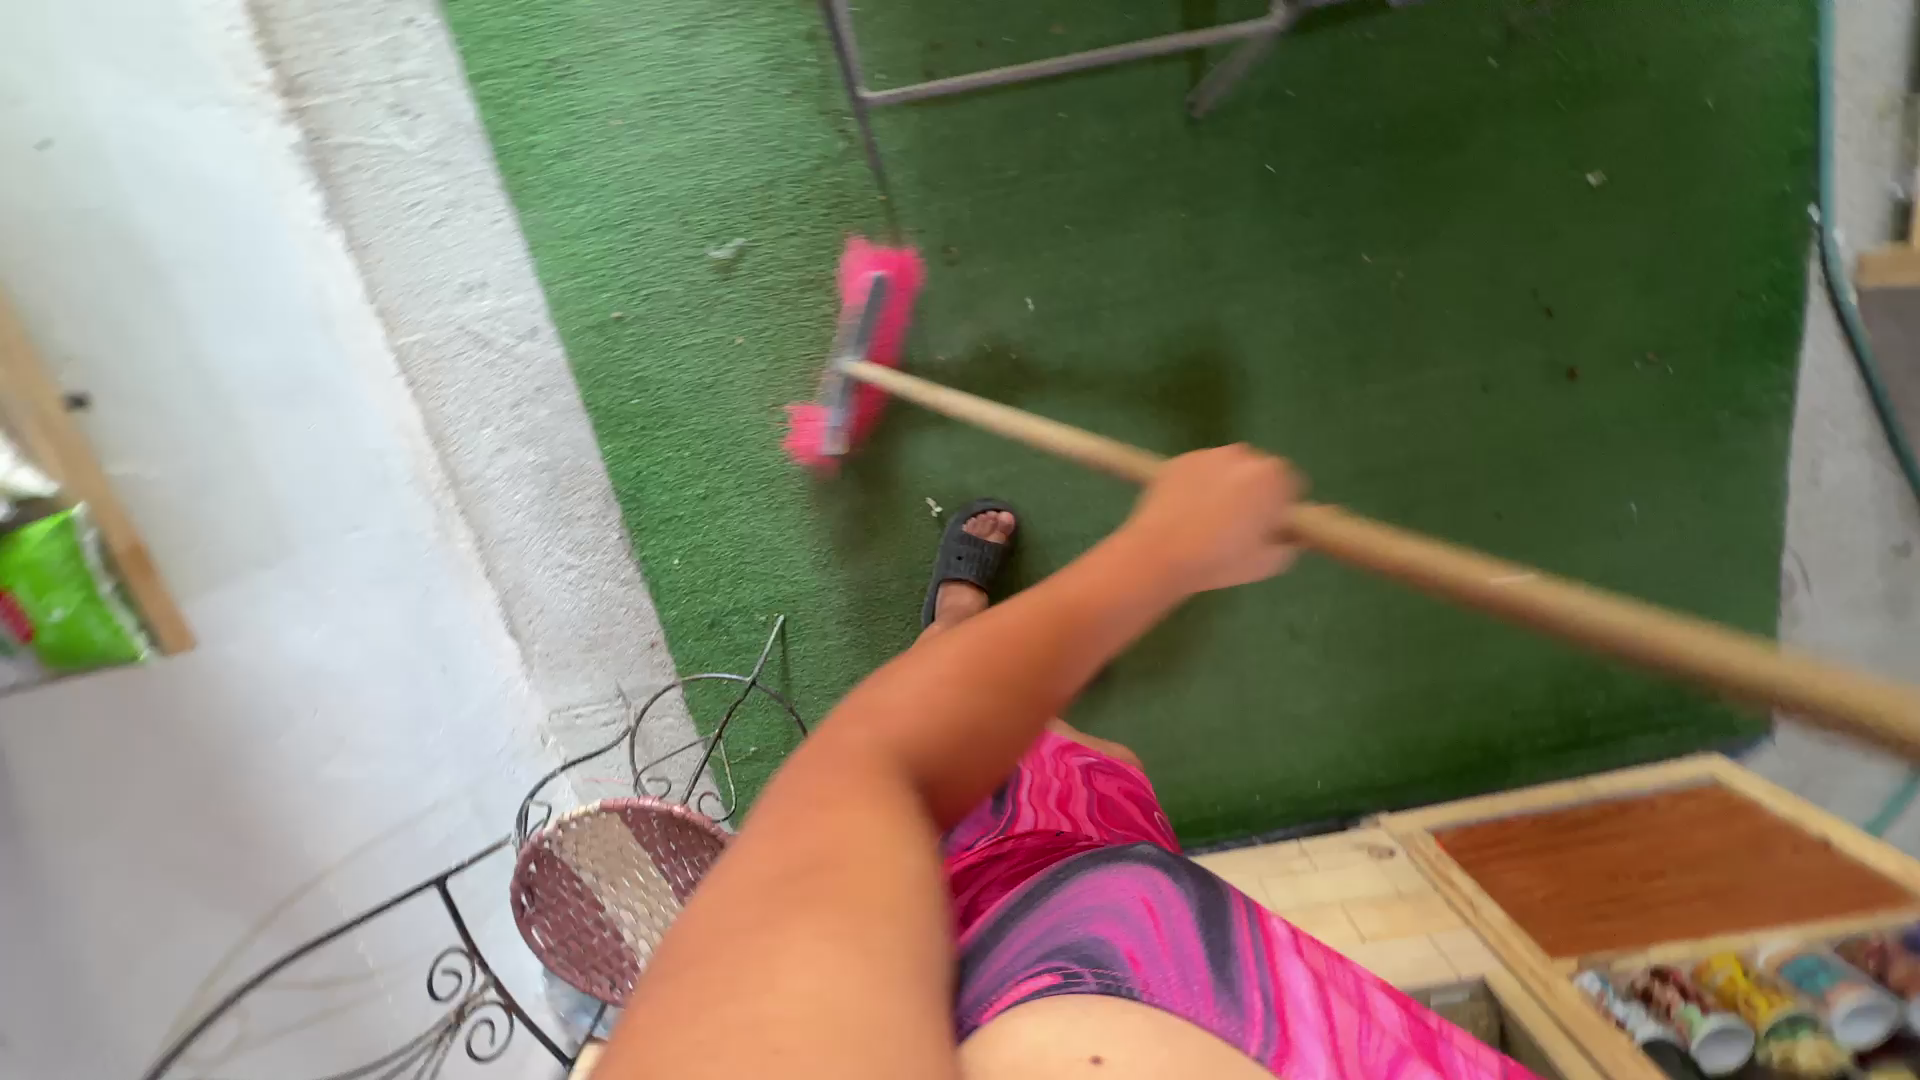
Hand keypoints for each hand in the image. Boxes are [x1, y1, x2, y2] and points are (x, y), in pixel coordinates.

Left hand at [1122, 444, 1302, 593]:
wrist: (1159, 554)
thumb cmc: (1219, 561)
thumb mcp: (1270, 560)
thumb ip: (1296, 539)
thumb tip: (1303, 529)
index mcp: (1273, 477)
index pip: (1292, 486)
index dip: (1281, 508)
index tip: (1265, 527)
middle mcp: (1244, 455)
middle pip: (1260, 472)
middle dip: (1254, 491)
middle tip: (1236, 523)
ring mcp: (1208, 454)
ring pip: (1228, 468)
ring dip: (1226, 484)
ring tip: (1208, 517)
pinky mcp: (1179, 460)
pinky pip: (1200, 470)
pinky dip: (1199, 483)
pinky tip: (1187, 509)